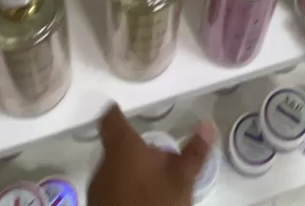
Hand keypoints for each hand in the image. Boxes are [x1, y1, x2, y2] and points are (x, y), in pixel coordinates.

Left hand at [89, 106, 211, 205]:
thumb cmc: (155, 203)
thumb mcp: (183, 177)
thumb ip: (195, 150)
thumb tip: (208, 123)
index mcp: (122, 149)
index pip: (111, 121)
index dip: (115, 112)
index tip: (118, 107)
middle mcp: (103, 167)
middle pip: (116, 148)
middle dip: (134, 149)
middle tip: (156, 154)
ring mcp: (96, 192)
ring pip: (113, 172)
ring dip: (129, 172)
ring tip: (153, 180)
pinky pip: (111, 193)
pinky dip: (124, 191)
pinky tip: (142, 200)